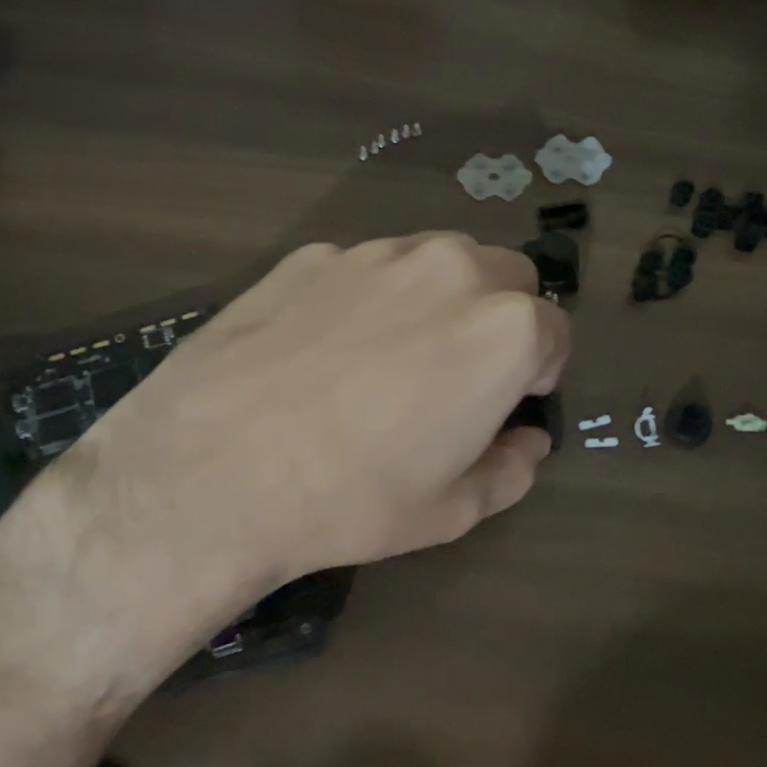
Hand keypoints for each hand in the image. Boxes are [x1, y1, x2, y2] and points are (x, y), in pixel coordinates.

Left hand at [74, 233, 569, 588]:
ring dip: (432, 304)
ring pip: (432, 265)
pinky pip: (360, 271)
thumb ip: (510, 471)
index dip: (535, 378)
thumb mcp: (451, 511)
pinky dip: (363, 301)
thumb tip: (525, 443)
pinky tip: (319, 356)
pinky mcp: (304, 257)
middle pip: (503, 280)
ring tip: (382, 367)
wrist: (213, 472)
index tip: (503, 411)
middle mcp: (448, 270)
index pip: (553, 336)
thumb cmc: (351, 500)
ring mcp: (370, 254)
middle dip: (495, 324)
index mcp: (503, 329)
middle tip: (450, 383)